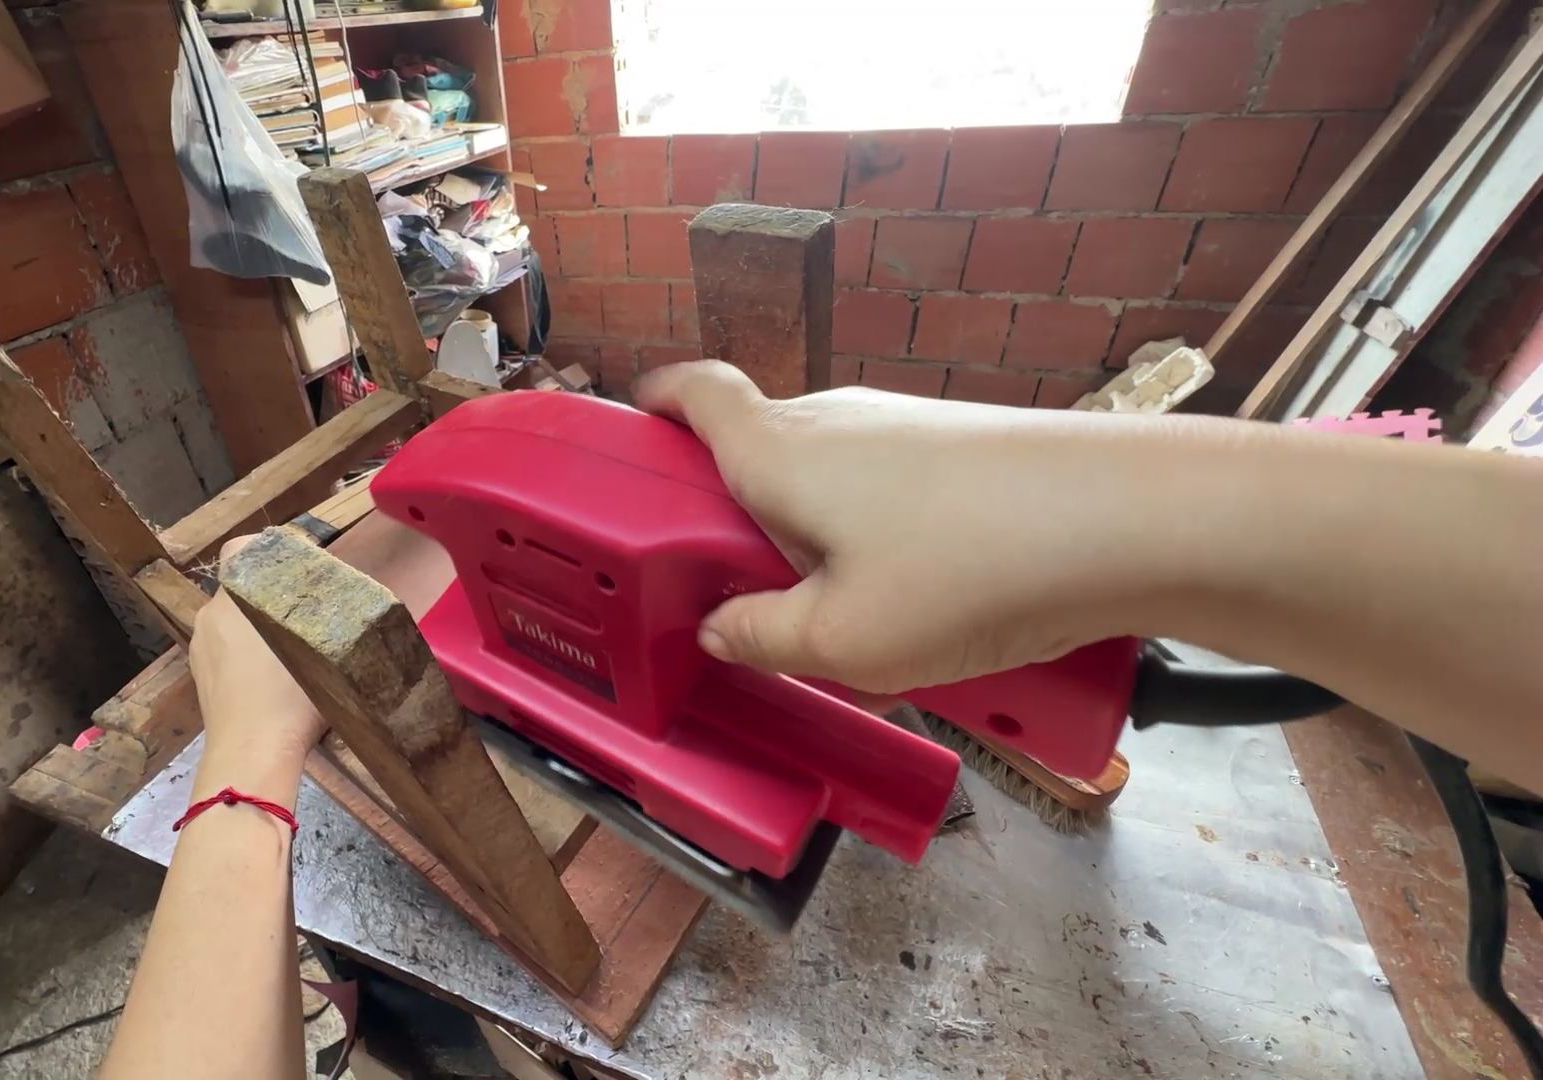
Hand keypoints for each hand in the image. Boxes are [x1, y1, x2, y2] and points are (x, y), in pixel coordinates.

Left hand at [189, 536, 327, 771]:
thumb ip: (324, 616)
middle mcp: (209, 619)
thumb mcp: (320, 648)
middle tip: (307, 609)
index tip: (298, 567)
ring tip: (292, 645)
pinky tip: (271, 675)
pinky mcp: (201, 677)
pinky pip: (227, 646)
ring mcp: (201, 650)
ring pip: (233, 619)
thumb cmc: (290, 698)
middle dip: (270, 593)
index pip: (239, 551)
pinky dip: (246, 649)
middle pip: (241, 588)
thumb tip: (338, 597)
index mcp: (233, 603)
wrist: (252, 755)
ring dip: (258, 622)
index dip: (267, 551)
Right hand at [634, 361, 1184, 694]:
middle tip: (727, 569)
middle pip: (749, 440)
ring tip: (821, 595)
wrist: (1138, 518)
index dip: (658, 398)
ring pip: (812, 466)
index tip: (636, 421)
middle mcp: (830, 420)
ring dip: (794, 519)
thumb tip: (718, 629)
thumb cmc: (969, 570)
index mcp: (779, 452)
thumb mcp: (843, 638)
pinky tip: (895, 582)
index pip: (697, 392)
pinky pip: (869, 478)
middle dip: (723, 497)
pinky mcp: (946, 443)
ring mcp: (894, 424)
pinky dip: (851, 521)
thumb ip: (760, 635)